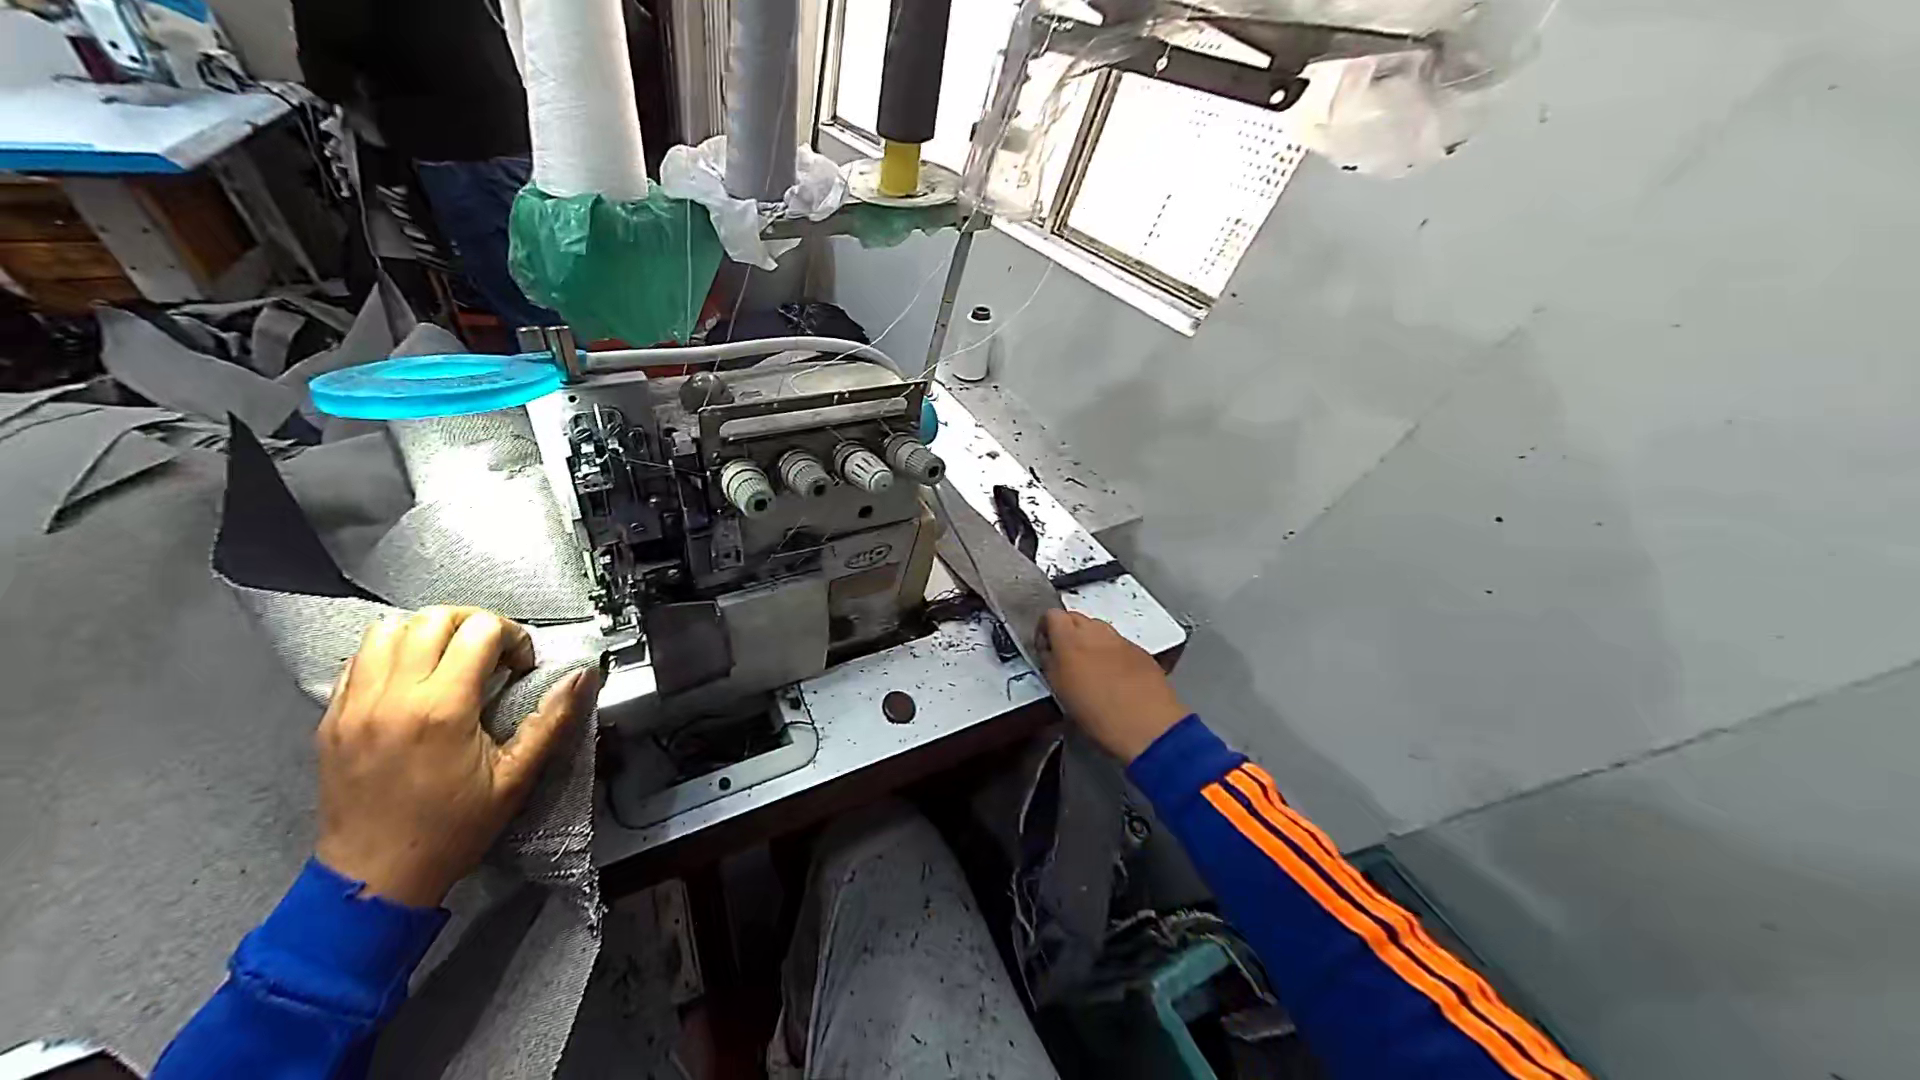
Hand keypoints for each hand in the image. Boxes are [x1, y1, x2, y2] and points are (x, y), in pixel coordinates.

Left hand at [314, 607, 600, 907]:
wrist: (373, 878)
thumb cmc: (452, 829)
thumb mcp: (517, 777)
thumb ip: (552, 719)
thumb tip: (583, 676)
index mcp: (441, 709)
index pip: (479, 630)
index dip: (512, 637)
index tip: (519, 666)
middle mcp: (392, 697)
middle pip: (433, 618)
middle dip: (473, 625)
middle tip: (492, 655)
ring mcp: (354, 706)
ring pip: (388, 629)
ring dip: (428, 632)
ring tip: (451, 660)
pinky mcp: (332, 718)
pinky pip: (359, 659)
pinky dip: (391, 653)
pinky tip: (414, 680)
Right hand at [1036, 610, 1188, 762]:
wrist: (1146, 725)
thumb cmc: (1099, 713)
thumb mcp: (1059, 690)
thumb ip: (1050, 662)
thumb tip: (1048, 653)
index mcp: (1069, 638)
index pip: (1051, 615)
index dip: (1045, 629)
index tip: (1045, 646)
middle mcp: (1096, 631)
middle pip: (1075, 617)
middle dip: (1067, 632)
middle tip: (1064, 657)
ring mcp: (1120, 639)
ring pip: (1098, 630)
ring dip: (1090, 642)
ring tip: (1089, 669)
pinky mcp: (1140, 651)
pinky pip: (1119, 644)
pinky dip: (1111, 654)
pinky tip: (1113, 678)